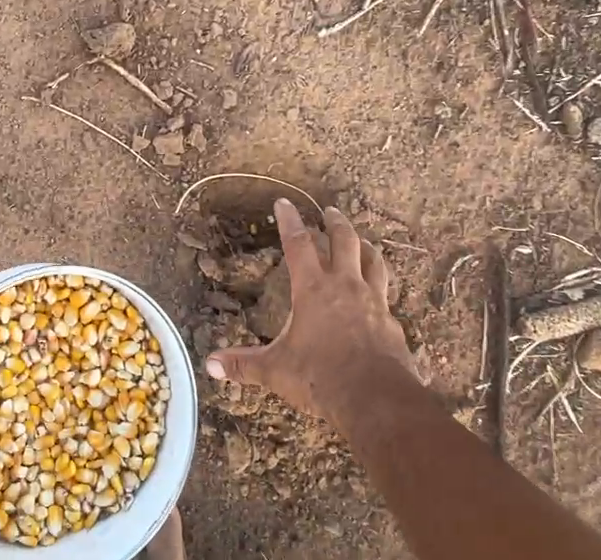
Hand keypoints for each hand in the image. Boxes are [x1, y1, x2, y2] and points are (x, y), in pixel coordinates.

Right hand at [205, 199, 415, 422]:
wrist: (377, 399)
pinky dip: (380, 288)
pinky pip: (386, 296)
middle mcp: (345, 286)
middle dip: (335, 223)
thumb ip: (244, 365)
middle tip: (329, 210)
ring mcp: (373, 302)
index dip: (289, 220)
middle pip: (343, 241)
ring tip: (362, 240)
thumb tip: (209, 365)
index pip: (298, 243)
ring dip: (365, 246)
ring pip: (372, 261)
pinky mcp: (391, 323)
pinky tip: (379, 296)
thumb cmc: (320, 377)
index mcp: (313, 288)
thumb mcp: (276, 370)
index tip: (283, 202)